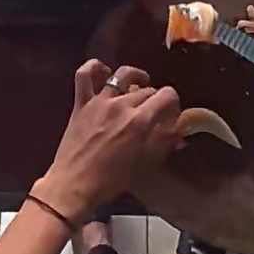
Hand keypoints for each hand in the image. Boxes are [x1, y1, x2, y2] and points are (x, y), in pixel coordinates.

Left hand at [35, 60, 180, 220]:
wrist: (74, 185)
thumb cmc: (110, 180)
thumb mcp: (143, 164)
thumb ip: (163, 145)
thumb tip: (180, 135)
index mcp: (139, 121)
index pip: (166, 96)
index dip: (173, 104)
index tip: (171, 115)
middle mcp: (121, 105)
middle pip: (146, 90)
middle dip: (155, 100)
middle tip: (153, 113)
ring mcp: (99, 101)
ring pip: (122, 75)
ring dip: (135, 78)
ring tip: (138, 85)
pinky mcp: (81, 103)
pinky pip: (85, 75)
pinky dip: (94, 68)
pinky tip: (104, 72)